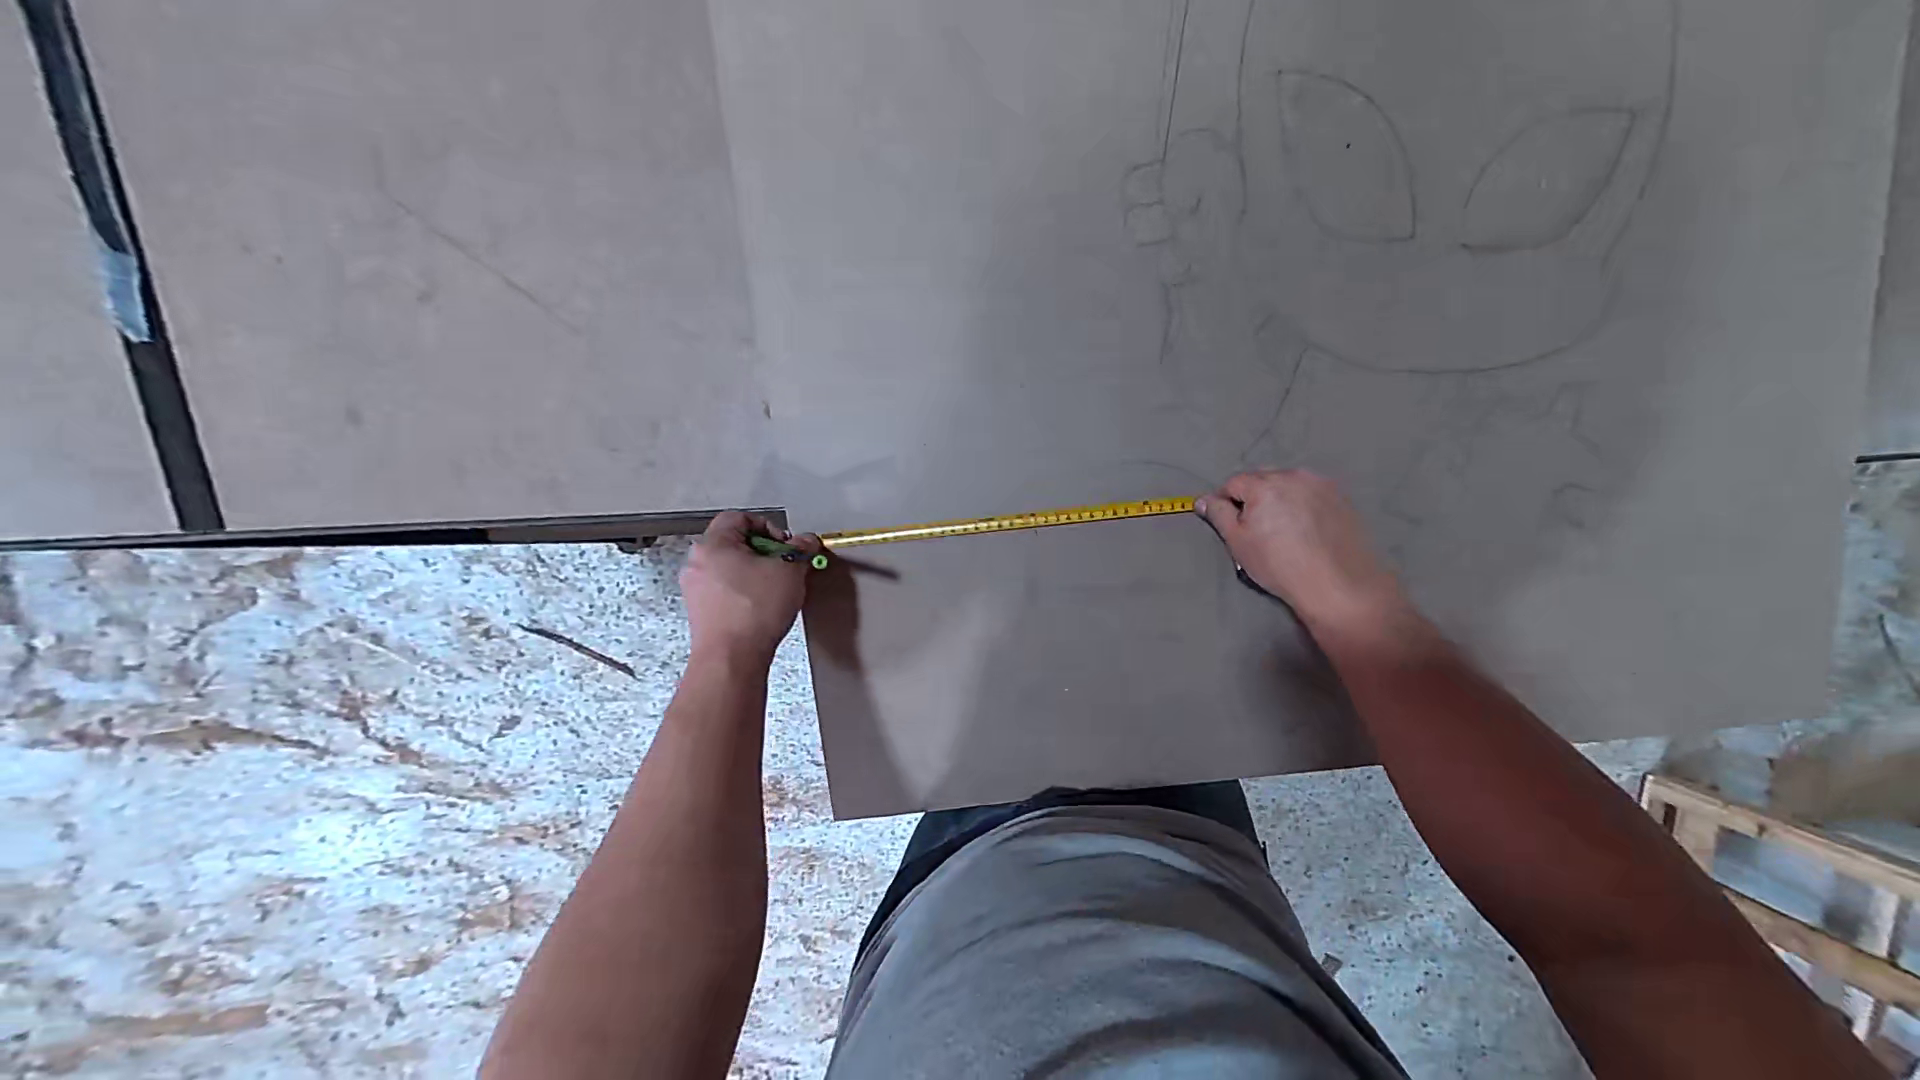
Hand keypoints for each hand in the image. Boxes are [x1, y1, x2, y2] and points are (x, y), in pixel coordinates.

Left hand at [680, 512, 821, 665]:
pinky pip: (726, 590)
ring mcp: (697, 589)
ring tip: (777, 588)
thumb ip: (801, 550)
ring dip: (756, 572)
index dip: (768, 527)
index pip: (739, 517)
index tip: (785, 544)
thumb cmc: (752, 613)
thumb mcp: (790, 571)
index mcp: (713, 544)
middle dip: (765, 552)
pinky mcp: (702, 611)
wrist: (732, 658)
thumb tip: (806, 542)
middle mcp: (698, 563)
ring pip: (731, 567)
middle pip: (735, 542)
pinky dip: (745, 592)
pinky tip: (764, 606)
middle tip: (785, 565)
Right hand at [1196, 469, 1406, 634]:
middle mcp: (1293, 476)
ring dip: (1278, 496)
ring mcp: (1321, 484)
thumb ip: (1218, 515)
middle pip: (1262, 477)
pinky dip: (1300, 502)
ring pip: (1287, 482)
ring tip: (1281, 525)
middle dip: (1252, 495)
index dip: (1225, 501)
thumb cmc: (1279, 564)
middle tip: (1254, 525)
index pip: (1234, 482)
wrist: (1337, 583)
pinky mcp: (1341, 497)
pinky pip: (1309, 491)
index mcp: (1265, 484)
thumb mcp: (1238, 542)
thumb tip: (1203, 499)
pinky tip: (1304, 526)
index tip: (1229, 523)